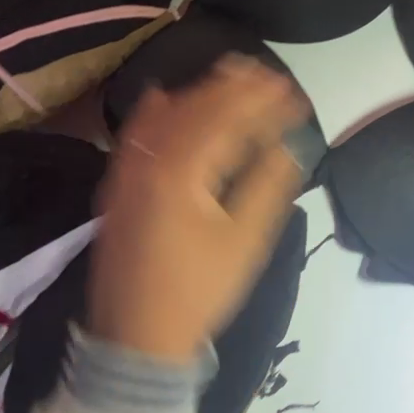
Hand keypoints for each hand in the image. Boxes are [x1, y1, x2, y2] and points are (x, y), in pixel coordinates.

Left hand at [88, 56, 306, 364]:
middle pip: (195, 109)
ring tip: (231, 75)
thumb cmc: (200, 291)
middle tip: (268, 74)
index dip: (263, 102)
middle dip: (234, 88)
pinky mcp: (119, 189)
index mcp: (183, 173)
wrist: (137, 338)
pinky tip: (164, 97)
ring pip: (165, 117)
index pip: (228, 120)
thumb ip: (268, 185)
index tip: (293, 93)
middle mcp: (149, 162)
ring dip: (201, 93)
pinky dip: (156, 112)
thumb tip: (290, 146)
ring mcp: (128, 174)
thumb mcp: (246, 241)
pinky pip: (137, 136)